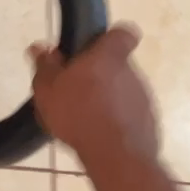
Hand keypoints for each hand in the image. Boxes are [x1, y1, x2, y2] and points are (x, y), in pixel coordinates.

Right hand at [27, 24, 158, 172]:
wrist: (115, 156)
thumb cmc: (77, 114)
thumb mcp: (47, 89)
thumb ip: (45, 66)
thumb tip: (40, 47)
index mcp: (107, 58)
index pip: (122, 33)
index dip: (110, 37)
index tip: (94, 47)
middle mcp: (131, 72)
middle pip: (116, 64)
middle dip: (98, 74)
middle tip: (74, 88)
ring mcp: (143, 97)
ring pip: (122, 89)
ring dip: (106, 96)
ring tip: (83, 115)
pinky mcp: (149, 121)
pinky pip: (129, 112)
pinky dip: (115, 117)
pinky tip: (97, 132)